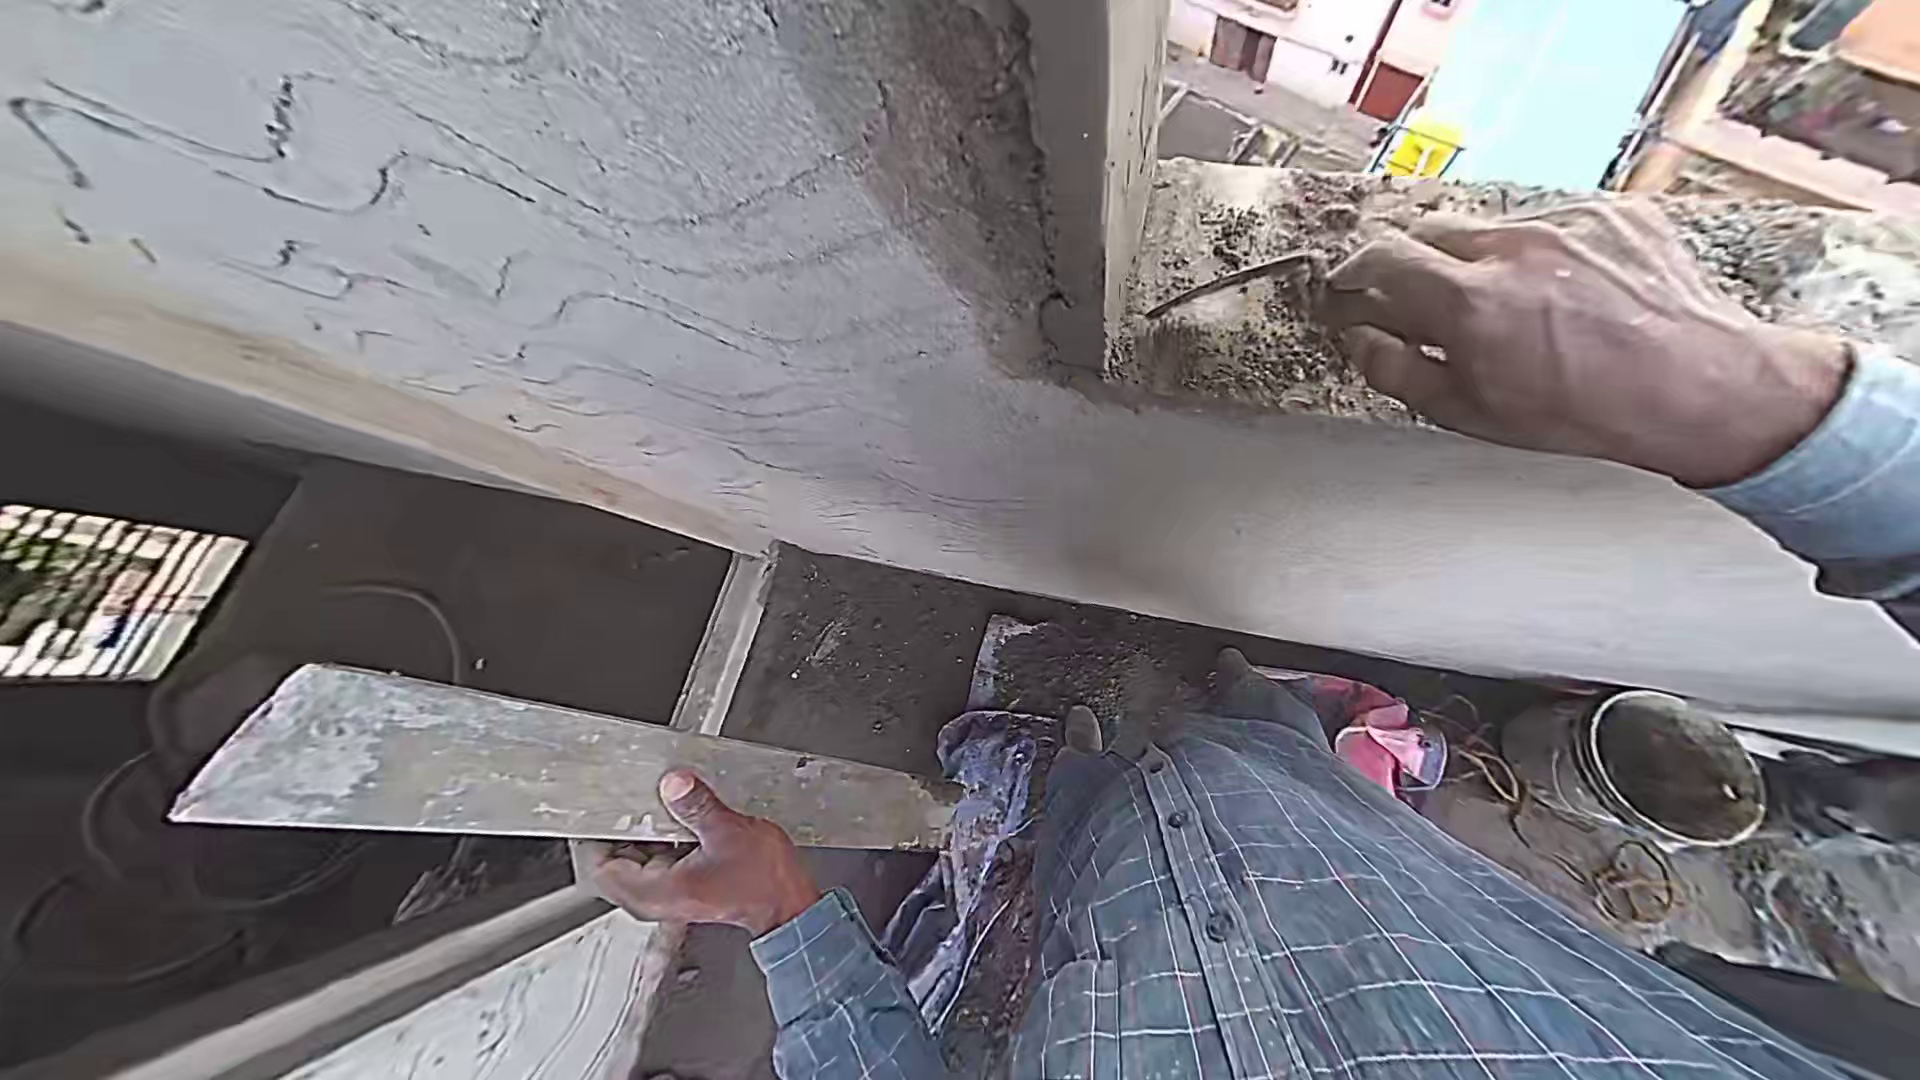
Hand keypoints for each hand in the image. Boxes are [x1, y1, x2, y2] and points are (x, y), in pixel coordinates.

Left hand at [580, 770, 821, 935]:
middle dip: (627, 823)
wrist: (787, 900)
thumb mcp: (728, 832)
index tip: (600, 807)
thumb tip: (674, 783)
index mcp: (654, 891)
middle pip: (618, 857)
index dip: (595, 835)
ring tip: (664, 797)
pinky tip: (685, 812)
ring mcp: (670, 889)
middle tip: (637, 792)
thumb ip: (697, 805)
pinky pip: (663, 853)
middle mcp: (656, 896)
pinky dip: (667, 833)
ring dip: (650, 826)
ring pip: (642, 852)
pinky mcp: (686, 880)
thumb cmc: (762, 881)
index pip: (600, 867)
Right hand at [1319, 200, 1849, 487]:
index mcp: (1467, 303)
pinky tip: (1539, 289)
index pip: (1380, 260)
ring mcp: (1566, 224)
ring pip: (1478, 227)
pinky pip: (1537, 223)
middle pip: (1423, 230)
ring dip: (1459, 258)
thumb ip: (1392, 368)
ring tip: (1482, 299)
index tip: (1343, 288)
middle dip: (1399, 262)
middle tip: (1400, 294)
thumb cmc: (1567, 411)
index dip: (1350, 273)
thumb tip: (1357, 335)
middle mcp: (1513, 250)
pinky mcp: (1611, 211)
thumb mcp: (1457, 409)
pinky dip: (1519, 253)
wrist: (1696, 386)